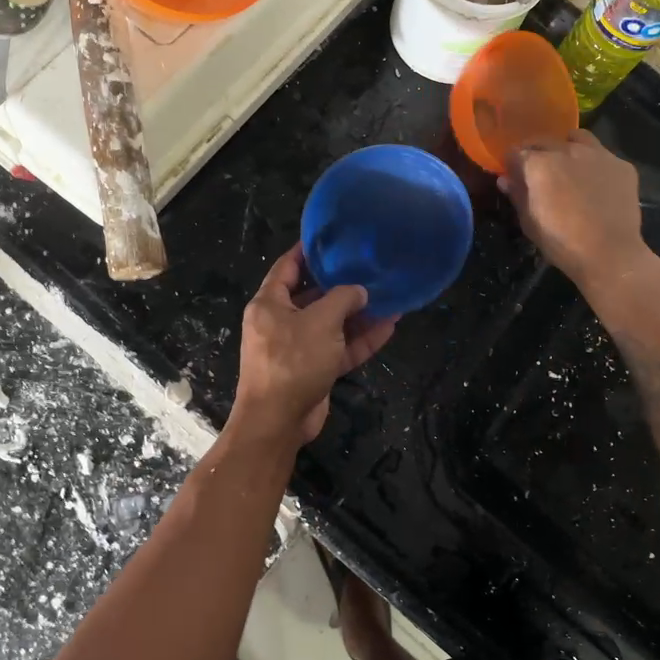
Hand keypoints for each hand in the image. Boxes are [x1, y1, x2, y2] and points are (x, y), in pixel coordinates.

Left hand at [232, 246, 398, 446]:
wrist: (278, 421)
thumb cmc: (292, 361)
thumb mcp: (320, 321)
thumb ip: (342, 299)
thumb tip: (359, 290)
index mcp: (270, 303)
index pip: (287, 266)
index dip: (307, 250)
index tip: (331, 238)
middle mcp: (281, 322)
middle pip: (313, 296)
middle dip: (341, 284)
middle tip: (369, 267)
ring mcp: (297, 348)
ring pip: (331, 324)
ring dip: (358, 314)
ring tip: (389, 296)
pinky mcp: (313, 370)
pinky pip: (339, 348)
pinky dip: (361, 339)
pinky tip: (390, 326)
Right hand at [500, 129, 653, 290]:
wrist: (610, 253)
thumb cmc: (562, 242)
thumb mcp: (530, 223)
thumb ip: (517, 195)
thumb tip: (505, 179)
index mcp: (539, 164)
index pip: (516, 152)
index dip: (513, 164)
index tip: (515, 177)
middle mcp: (567, 150)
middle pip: (544, 141)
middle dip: (537, 154)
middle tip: (539, 175)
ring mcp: (598, 154)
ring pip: (577, 138)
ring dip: (568, 148)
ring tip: (569, 168)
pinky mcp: (622, 165)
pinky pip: (603, 156)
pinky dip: (595, 165)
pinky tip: (598, 185)